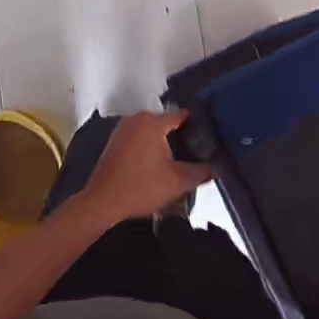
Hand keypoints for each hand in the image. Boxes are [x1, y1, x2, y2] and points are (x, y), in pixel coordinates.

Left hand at [75, 110, 212, 226]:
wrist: (102, 203)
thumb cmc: (140, 188)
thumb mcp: (177, 182)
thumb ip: (201, 171)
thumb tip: (217, 167)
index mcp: (152, 122)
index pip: (182, 116)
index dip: (197, 127)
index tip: (207, 138)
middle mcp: (136, 119)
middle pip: (167, 124)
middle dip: (180, 137)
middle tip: (195, 154)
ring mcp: (122, 130)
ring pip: (152, 133)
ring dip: (164, 145)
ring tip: (178, 161)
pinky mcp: (114, 143)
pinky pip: (139, 140)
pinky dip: (149, 149)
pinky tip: (157, 166)